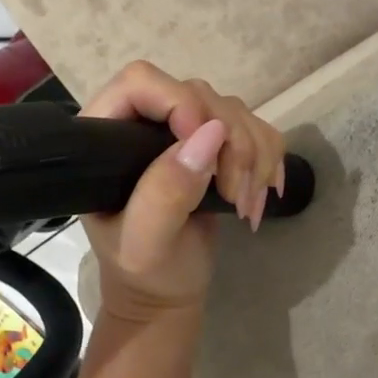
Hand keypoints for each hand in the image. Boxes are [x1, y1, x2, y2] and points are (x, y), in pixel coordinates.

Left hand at [79, 61, 285, 322]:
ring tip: (247, 207)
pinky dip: (269, 160)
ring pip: (234, 111)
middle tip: (236, 197)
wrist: (166, 295)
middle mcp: (146, 121)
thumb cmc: (144, 272)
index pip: (142, 82)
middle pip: (200, 94)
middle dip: (231, 145)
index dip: (180, 102)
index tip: (208, 147)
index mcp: (108, 135)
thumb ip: (166, 192)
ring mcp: (184, 130)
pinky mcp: (216, 144)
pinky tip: (260, 197)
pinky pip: (257, 128)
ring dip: (254, 158)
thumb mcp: (145, 243)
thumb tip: (209, 135)